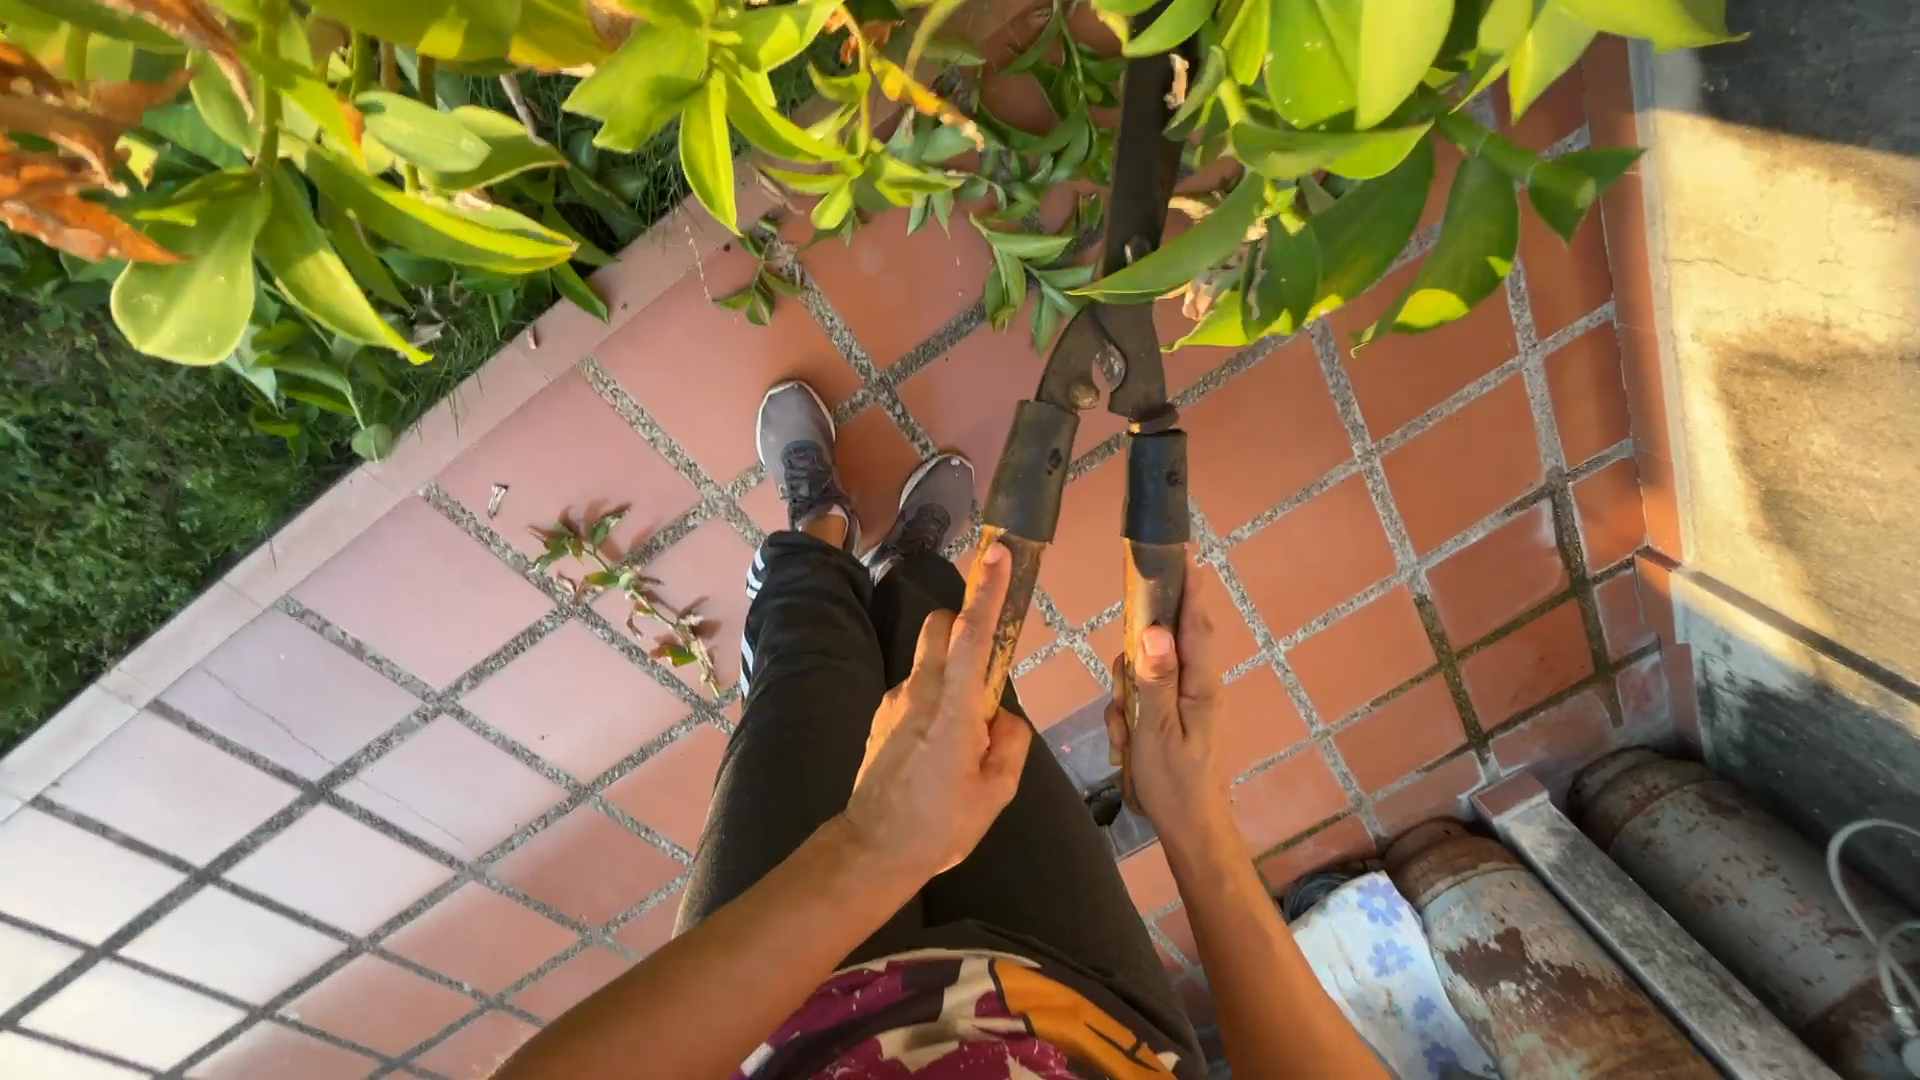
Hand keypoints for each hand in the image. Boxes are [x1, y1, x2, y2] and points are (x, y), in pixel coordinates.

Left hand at [841, 541, 1031, 882]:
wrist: (872, 850)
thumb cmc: (939, 826)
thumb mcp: (996, 794)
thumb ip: (1009, 743)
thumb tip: (1002, 716)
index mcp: (953, 711)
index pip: (972, 637)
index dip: (987, 592)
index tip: (998, 553)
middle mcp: (918, 693)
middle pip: (938, 627)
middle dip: (963, 625)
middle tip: (984, 670)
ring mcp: (894, 701)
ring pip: (928, 659)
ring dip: (952, 673)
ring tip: (962, 738)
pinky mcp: (881, 713)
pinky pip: (916, 687)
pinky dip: (934, 698)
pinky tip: (936, 749)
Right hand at [1105, 563, 1233, 843]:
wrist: (1188, 828)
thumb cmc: (1175, 783)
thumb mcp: (1158, 733)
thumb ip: (1155, 681)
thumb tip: (1153, 629)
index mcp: (1200, 684)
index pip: (1195, 624)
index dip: (1189, 587)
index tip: (1183, 551)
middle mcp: (1195, 683)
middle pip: (1155, 647)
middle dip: (1131, 672)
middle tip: (1127, 710)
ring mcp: (1181, 699)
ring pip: (1138, 675)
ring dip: (1126, 704)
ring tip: (1130, 741)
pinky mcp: (1168, 713)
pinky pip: (1137, 700)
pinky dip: (1127, 721)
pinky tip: (1131, 748)